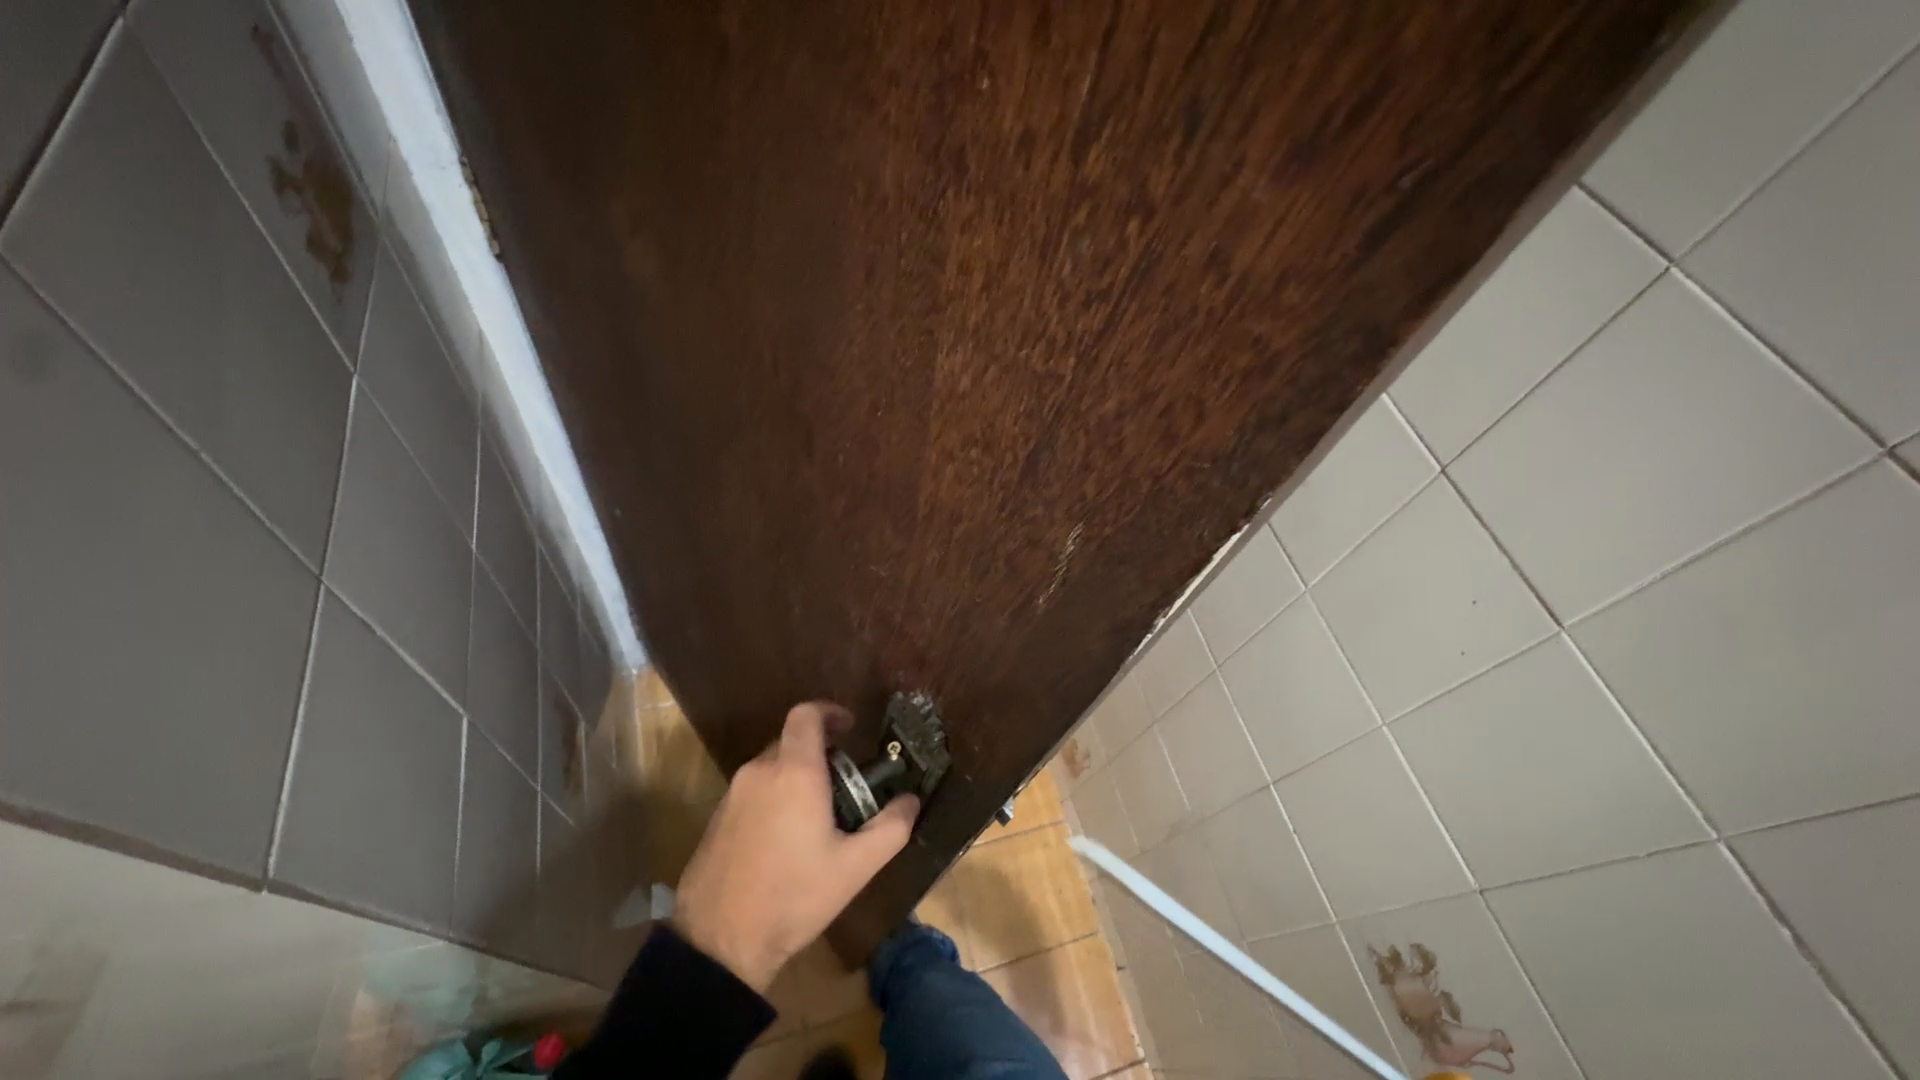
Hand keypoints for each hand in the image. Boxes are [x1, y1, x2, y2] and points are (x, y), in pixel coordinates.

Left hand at [672, 701, 920, 991]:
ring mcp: (733, 795)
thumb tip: (911, 800)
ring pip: (771, 769)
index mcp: (794, 772)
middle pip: (791, 742)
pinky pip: (753, 793)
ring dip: (797, 780)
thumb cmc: (794, 895)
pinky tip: (786, 843)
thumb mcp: (855, 867)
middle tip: (846, 789)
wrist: (719, 941)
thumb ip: (890, 828)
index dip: (830, 712)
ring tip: (819, 821)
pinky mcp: (717, 819)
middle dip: (820, 756)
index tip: (851, 729)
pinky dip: (775, 800)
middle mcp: (759, 772)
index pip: (807, 715)